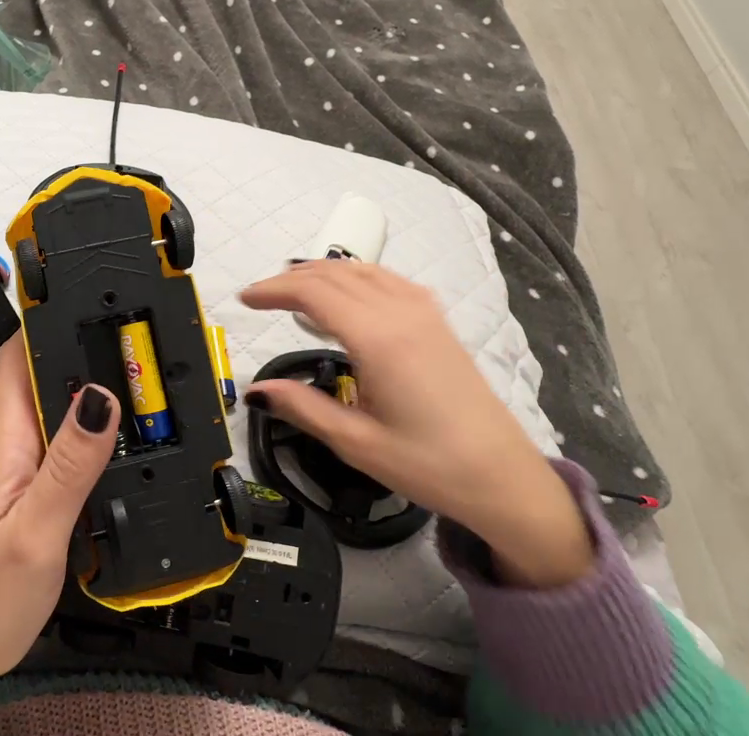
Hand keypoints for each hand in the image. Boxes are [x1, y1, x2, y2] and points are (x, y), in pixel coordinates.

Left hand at [0, 335, 119, 735]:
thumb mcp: (35, 532)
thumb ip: (69, 465)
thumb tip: (101, 395)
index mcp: (6, 439)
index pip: (23, 353)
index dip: (52, 315)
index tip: (93, 292)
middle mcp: (9, 442)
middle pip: (46, 374)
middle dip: (89, 347)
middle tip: (144, 337)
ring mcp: (17, 467)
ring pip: (57, 408)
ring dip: (94, 389)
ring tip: (145, 380)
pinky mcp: (27, 491)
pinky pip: (61, 444)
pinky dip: (91, 432)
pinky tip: (120, 441)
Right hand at [240, 261, 591, 587]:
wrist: (503, 477)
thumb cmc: (429, 465)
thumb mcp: (356, 442)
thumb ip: (303, 407)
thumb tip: (257, 391)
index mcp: (378, 340)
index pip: (313, 293)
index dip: (273, 290)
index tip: (245, 299)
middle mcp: (401, 314)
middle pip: (335, 275)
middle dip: (291, 279)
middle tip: (262, 297)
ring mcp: (425, 314)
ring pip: (363, 271)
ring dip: (323, 273)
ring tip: (294, 290)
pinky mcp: (438, 323)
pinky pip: (388, 280)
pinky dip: (356, 277)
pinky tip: (347, 294)